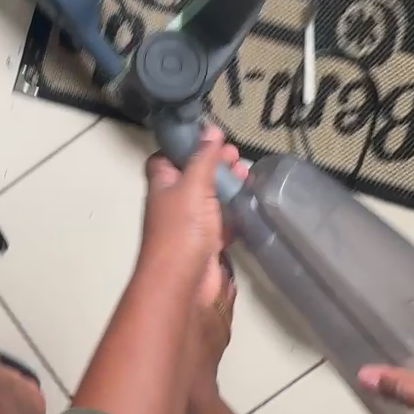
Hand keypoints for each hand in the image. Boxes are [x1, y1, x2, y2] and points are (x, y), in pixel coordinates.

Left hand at [141, 124, 246, 301]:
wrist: (185, 284)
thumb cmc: (182, 228)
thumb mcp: (193, 185)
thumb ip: (203, 158)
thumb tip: (210, 128)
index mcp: (162, 183)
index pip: (168, 156)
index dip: (186, 145)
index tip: (210, 137)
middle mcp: (174, 201)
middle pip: (193, 175)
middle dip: (214, 164)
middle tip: (237, 157)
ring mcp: (191, 223)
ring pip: (210, 198)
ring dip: (227, 186)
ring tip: (248, 176)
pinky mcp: (209, 243)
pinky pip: (223, 222)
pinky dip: (235, 212)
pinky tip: (251, 203)